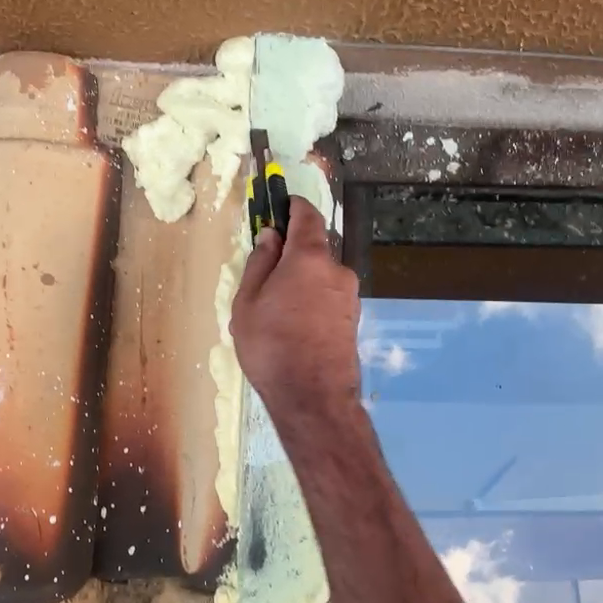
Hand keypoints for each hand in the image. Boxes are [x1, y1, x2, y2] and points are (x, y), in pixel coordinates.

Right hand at [230, 197, 361, 421]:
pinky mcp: (353, 319)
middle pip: (313, 249)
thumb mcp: (248, 302)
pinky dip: (311, 301)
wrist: (315, 398)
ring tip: (274, 312)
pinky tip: (293, 327)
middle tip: (264, 275)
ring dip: (300, 282)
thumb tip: (271, 235)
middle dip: (290, 255)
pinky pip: (327, 298)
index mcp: (310, 257)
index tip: (278, 205)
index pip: (307, 215)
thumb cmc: (272, 346)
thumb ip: (260, 263)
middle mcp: (337, 270)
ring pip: (320, 277)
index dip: (292, 206)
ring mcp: (350, 296)